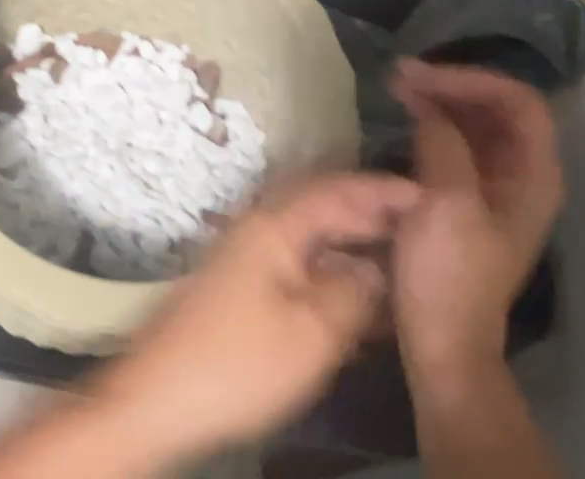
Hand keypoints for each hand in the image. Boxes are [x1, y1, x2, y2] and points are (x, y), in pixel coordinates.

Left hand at [85, 173, 418, 462]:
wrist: (157, 396)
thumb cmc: (238, 364)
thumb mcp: (311, 335)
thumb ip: (351, 293)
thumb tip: (375, 268)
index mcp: (273, 227)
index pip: (336, 191)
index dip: (381, 189)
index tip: (426, 194)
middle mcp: (255, 228)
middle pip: (318, 204)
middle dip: (365, 209)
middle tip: (414, 222)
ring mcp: (241, 254)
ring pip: (305, 232)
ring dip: (345, 237)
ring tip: (390, 253)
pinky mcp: (236, 282)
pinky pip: (292, 257)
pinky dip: (324, 263)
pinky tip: (346, 289)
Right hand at [387, 59, 563, 378]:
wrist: (443, 339)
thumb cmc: (449, 273)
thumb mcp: (445, 201)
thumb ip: (442, 142)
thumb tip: (424, 101)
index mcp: (534, 175)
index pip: (517, 101)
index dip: (470, 80)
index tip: (419, 77)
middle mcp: (523, 176)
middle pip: (499, 109)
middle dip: (452, 85)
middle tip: (400, 76)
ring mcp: (496, 190)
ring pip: (477, 126)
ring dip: (440, 101)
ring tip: (397, 89)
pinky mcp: (468, 201)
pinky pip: (458, 146)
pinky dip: (433, 125)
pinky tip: (404, 121)